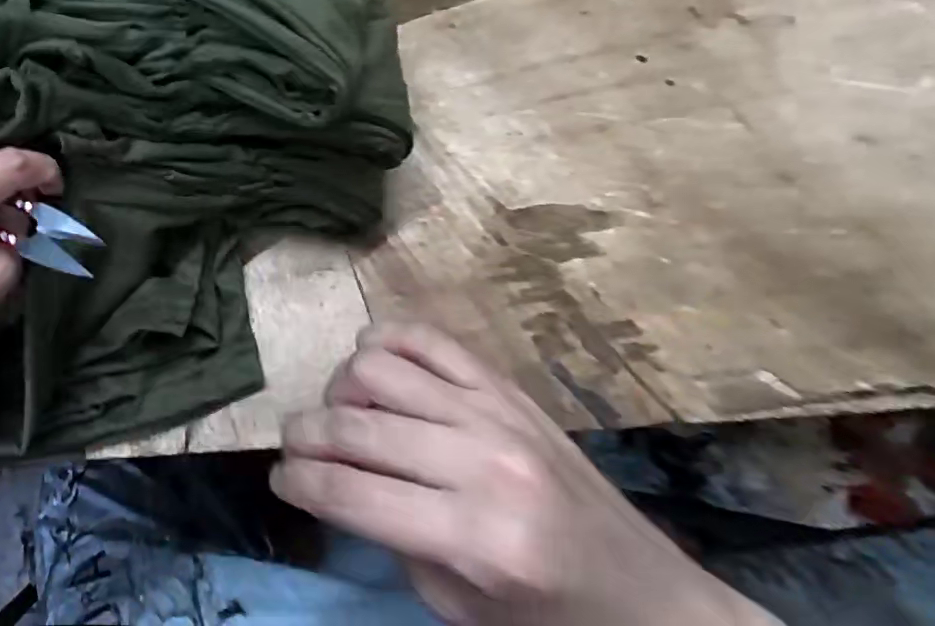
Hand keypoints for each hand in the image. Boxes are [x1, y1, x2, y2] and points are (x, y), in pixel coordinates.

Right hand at [271, 323, 775, 625]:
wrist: (654, 601)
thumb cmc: (548, 616)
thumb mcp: (455, 603)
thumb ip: (384, 532)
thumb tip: (326, 472)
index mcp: (481, 539)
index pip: (346, 491)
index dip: (295, 482)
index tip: (280, 482)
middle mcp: (486, 465)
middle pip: (350, 423)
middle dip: (302, 436)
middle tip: (296, 451)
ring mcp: (496, 413)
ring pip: (372, 367)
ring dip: (339, 390)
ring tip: (347, 415)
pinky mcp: (504, 385)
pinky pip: (418, 335)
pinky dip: (381, 343)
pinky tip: (377, 374)